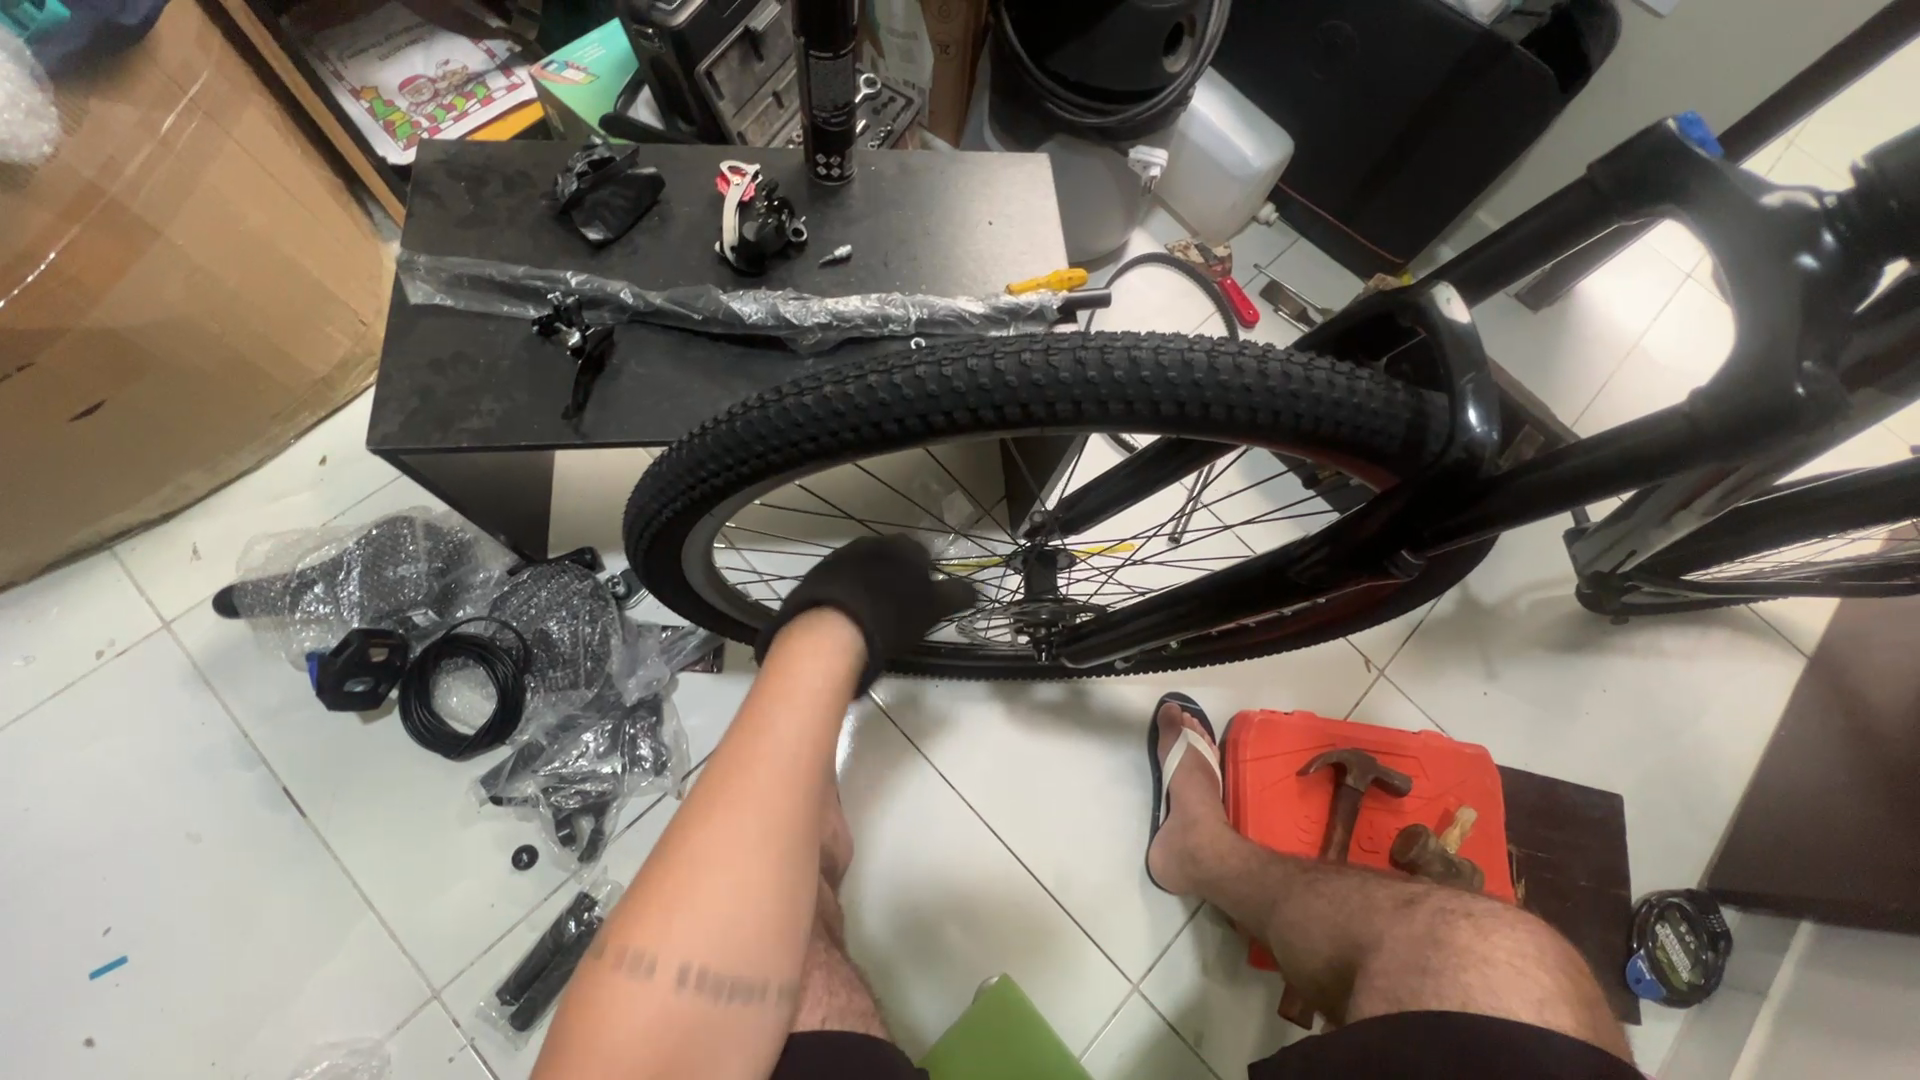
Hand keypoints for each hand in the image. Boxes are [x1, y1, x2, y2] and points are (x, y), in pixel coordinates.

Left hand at [756, 535, 977, 693]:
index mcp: (905, 548)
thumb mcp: (933, 608)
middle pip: (889, 557)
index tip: (922, 597)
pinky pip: (839, 580)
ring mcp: (842, 556)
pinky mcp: (818, 573)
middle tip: (897, 604)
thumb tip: (977, 590)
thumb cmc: (895, 613)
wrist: (836, 625)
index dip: (923, 574)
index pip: (921, 554)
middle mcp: (873, 543)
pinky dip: (846, 592)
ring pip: (863, 566)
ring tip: (871, 610)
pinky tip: (847, 614)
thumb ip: (956, 596)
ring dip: (868, 581)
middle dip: (894, 574)